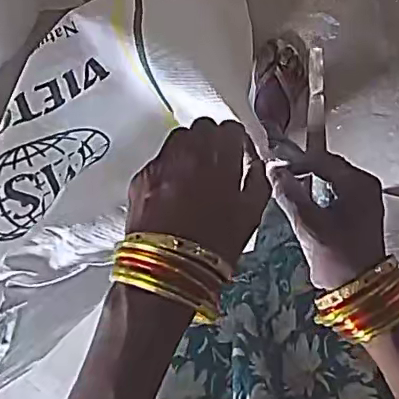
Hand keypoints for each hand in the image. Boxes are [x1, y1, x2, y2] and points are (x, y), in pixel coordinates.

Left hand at [126, 118, 269, 264]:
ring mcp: (161, 162)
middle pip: (203, 127)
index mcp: (220, 157)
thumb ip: (257, 180)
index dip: (237, 141)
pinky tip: (175, 192)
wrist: (167, 271)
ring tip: (195, 174)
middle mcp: (189, 151)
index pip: (232, 129)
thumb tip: (255, 165)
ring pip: (178, 139)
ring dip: (190, 149)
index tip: (238, 154)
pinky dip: (170, 168)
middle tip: (217, 162)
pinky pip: (160, 161)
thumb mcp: (251, 214)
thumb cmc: (215, 245)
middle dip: (212, 140)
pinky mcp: (140, 177)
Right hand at [269, 150, 386, 288]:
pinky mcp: (363, 214)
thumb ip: (289, 194)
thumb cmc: (336, 256)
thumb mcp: (308, 224)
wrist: (361, 292)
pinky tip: (305, 205)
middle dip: (303, 171)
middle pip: (330, 168)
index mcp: (358, 183)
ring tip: (288, 191)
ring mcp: (367, 200)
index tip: (273, 169)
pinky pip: (339, 194)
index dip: (295, 162)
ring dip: (311, 184)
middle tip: (279, 178)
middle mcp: (366, 186)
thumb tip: (274, 170)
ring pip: (333, 181)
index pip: (322, 159)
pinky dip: (321, 196)